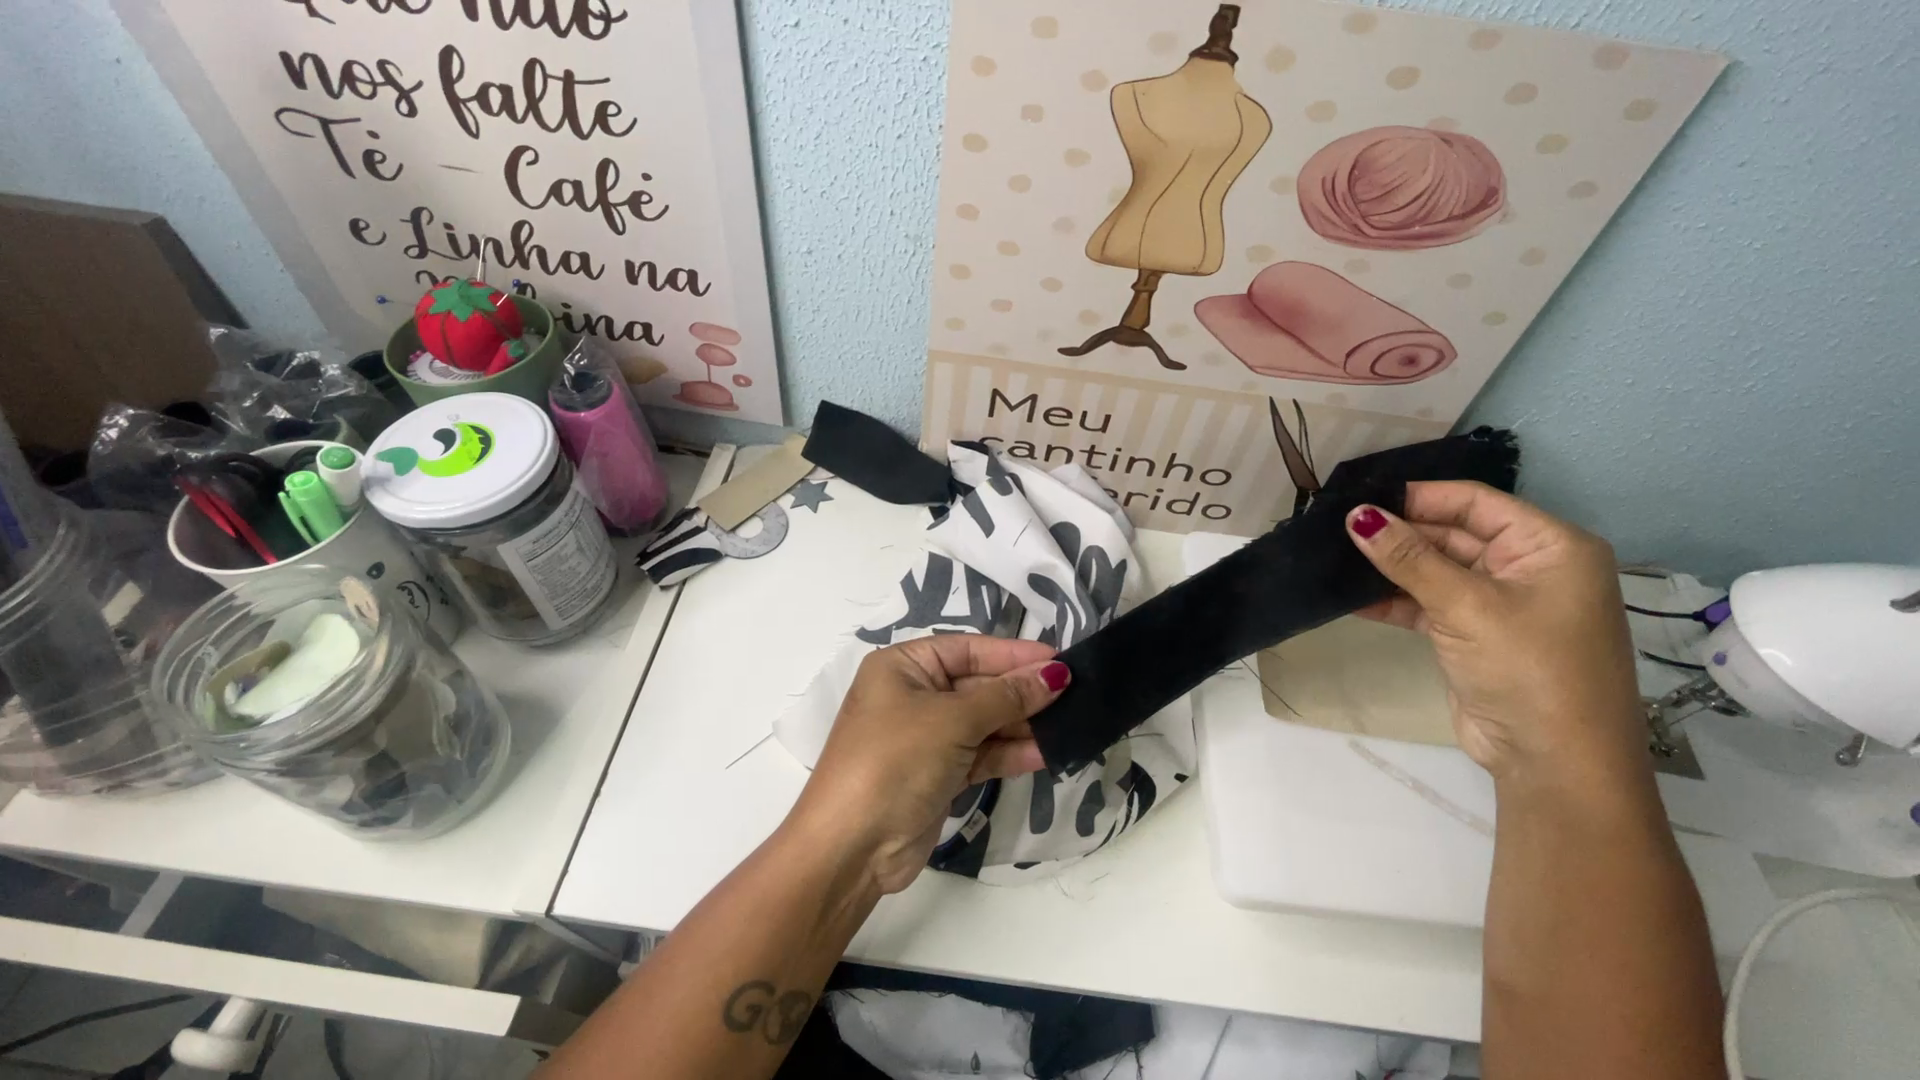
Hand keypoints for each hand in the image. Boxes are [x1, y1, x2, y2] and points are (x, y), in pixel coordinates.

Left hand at [791, 635, 1069, 893]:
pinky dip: (1010, 753)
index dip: (1013, 654)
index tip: (1060, 659)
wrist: (852, 847)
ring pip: (984, 722)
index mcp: (902, 667)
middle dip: (1022, 691)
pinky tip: (1047, 753)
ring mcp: (925, 738)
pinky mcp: (937, 775)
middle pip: (978, 685)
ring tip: (1071, 723)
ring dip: (1022, 725)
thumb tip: (1055, 673)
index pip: (967, 649)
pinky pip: (981, 754)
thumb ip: (1006, 696)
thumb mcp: (952, 720)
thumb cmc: (895, 761)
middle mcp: (911, 696)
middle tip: (1075, 693)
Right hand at [1345, 482, 1648, 789]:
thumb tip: (1357, 516)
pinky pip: (1430, 604)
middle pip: (1454, 535)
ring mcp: (1501, 604)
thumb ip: (1409, 559)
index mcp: (1550, 546)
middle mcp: (1529, 568)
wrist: (1554, 761)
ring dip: (1391, 568)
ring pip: (1437, 571)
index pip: (1475, 504)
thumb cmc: (1528, 667)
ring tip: (1335, 557)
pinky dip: (1395, 601)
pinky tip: (1352, 596)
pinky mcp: (1475, 636)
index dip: (1418, 498)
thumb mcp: (1466, 606)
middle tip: (1336, 528)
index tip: (1360, 497)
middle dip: (1399, 533)